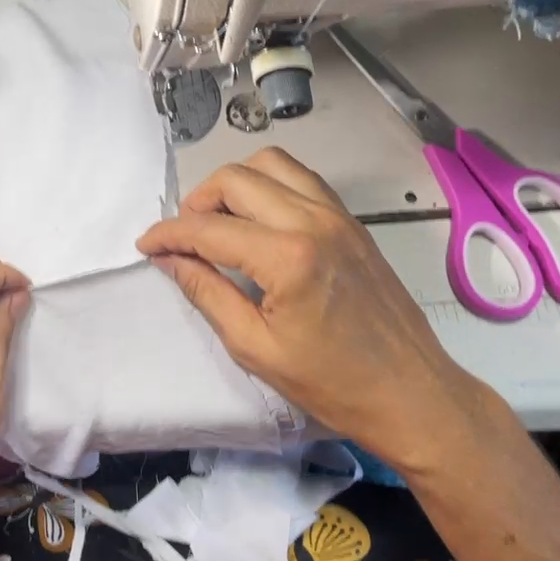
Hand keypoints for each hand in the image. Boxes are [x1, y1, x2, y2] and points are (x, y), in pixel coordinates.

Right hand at [137, 148, 488, 474]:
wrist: (414, 396)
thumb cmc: (331, 383)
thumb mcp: (254, 346)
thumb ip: (206, 293)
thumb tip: (169, 260)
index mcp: (287, 257)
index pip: (209, 228)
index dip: (169, 234)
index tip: (145, 245)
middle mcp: (313, 221)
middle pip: (236, 178)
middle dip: (197, 201)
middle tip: (184, 238)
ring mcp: (338, 216)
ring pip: (271, 164)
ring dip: (234, 184)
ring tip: (219, 221)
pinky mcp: (352, 222)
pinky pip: (301, 179)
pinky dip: (269, 186)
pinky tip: (258, 220)